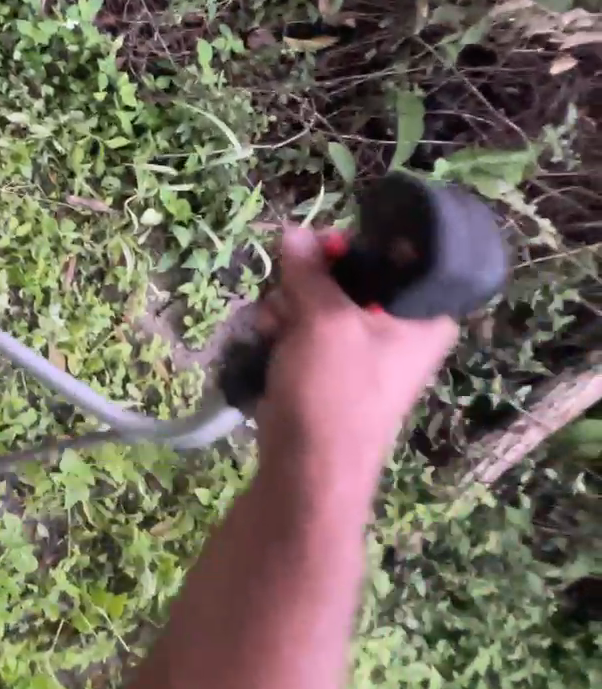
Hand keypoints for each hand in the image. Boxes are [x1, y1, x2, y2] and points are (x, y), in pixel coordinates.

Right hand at [254, 226, 458, 495]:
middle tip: (286, 303)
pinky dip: (277, 327)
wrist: (309, 456)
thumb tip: (292, 231)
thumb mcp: (322, 322)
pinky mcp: (326, 363)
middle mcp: (397, 328)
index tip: (309, 250)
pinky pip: (299, 326)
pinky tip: (266, 339)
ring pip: (312, 301)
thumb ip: (309, 274)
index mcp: (422, 317)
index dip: (347, 250)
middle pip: (342, 279)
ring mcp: (359, 348)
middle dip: (301, 285)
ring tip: (271, 328)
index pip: (391, 260)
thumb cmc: (332, 388)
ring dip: (281, 307)